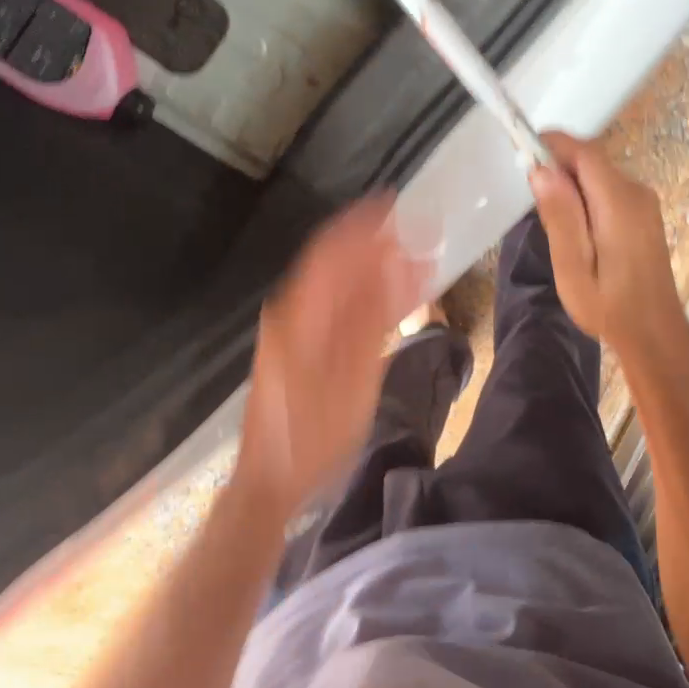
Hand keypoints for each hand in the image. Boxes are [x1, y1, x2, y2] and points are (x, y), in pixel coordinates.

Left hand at [236, 194, 432, 516]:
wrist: (270, 482)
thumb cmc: (312, 437)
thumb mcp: (351, 380)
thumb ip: (370, 318)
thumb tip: (393, 263)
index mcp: (300, 314)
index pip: (333, 251)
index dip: (364, 224)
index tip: (396, 204)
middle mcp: (292, 313)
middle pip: (336, 264)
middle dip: (377, 245)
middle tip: (417, 233)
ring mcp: (294, 332)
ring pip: (339, 287)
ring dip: (375, 271)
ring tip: (416, 262)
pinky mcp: (300, 352)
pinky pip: (336, 312)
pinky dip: (365, 300)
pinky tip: (394, 301)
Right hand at [528, 132, 688, 357]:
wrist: (654, 332)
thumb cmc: (608, 305)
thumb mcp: (573, 267)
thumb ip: (559, 216)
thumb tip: (541, 170)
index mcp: (618, 202)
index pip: (584, 152)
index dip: (552, 145)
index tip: (522, 152)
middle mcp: (636, 192)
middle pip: (591, 161)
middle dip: (559, 169)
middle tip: (533, 202)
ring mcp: (644, 202)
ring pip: (599, 175)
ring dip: (571, 186)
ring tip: (553, 224)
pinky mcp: (645, 214)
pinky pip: (609, 190)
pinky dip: (587, 198)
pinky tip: (577, 233)